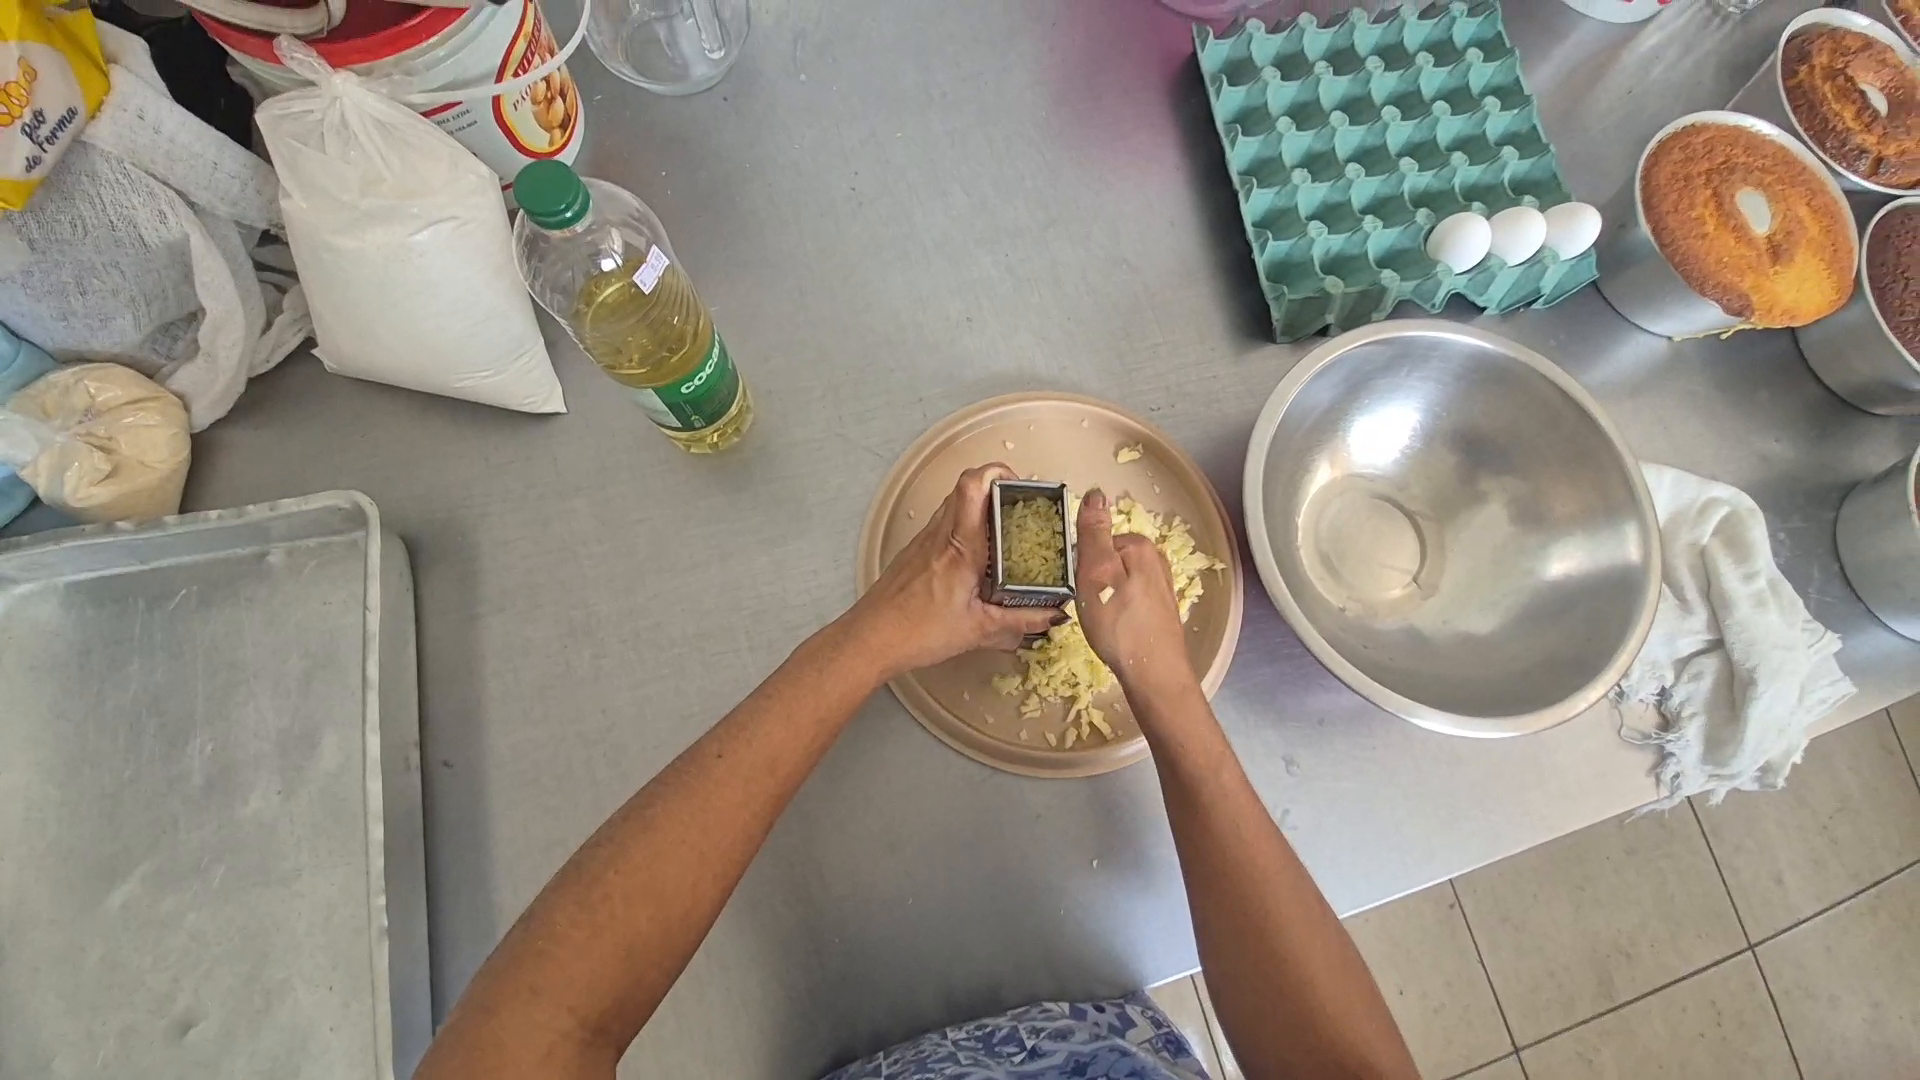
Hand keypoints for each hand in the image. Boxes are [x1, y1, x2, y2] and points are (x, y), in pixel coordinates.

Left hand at [844, 463, 1057, 680]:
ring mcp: (924, 540)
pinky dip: (963, 527)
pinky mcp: (914, 551)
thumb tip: (1053, 613)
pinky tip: (976, 558)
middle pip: (965, 486)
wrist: (870, 639)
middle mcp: (940, 534)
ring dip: (979, 506)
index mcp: (960, 546)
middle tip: (1019, 508)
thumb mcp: (979, 629)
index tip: (1020, 486)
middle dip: (995, 486)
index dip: (998, 473)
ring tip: (1003, 532)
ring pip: (953, 503)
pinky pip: (942, 524)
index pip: (974, 486)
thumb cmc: (918, 632)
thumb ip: (1021, 620)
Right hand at [1073, 489, 1194, 692]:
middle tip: (1089, 605)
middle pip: (1108, 559)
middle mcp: (1155, 561)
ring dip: (1103, 597)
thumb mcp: (1097, 573)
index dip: (1082, 562)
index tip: (1080, 585)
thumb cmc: (1120, 624)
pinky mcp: (1159, 610)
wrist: (1153, 674)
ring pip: (1116, 581)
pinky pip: (1127, 599)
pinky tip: (1114, 629)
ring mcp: (1160, 586)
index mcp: (1140, 546)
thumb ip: (1094, 533)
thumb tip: (1095, 492)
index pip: (1097, 540)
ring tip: (1101, 620)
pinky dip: (1116, 611)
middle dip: (1093, 579)